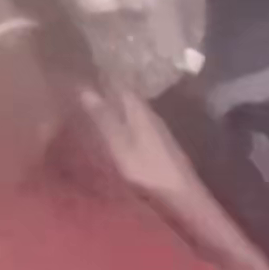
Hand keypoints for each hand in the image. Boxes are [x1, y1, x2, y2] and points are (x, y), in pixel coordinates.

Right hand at [80, 85, 195, 199]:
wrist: (183, 200)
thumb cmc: (146, 170)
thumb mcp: (119, 144)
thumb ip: (103, 117)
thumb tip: (84, 88)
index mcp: (139, 109)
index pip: (120, 82)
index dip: (104, 75)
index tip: (86, 69)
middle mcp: (150, 113)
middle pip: (127, 94)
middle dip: (109, 88)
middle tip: (86, 85)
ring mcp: (157, 129)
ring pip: (133, 109)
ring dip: (116, 104)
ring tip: (96, 105)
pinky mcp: (160, 144)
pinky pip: (137, 122)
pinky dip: (124, 120)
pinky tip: (116, 128)